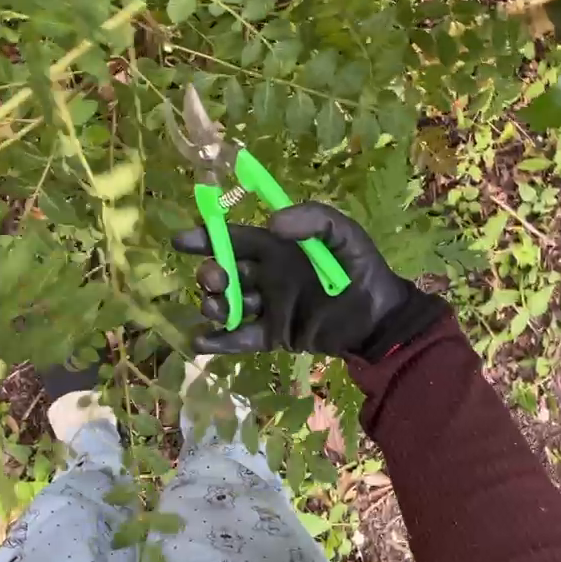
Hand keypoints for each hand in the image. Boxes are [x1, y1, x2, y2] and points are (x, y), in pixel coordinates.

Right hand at [172, 203, 445, 360]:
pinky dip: (219, 342)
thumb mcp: (344, 234)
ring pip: (229, 305)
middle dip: (212, 274)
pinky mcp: (275, 336)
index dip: (207, 237)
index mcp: (277, 248)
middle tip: (216, 280)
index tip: (180, 241)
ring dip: (215, 305)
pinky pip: (241, 339)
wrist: (380, 320)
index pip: (234, 239)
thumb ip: (313, 218)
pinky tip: (201, 343)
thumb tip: (271, 222)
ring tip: (220, 309)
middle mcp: (267, 275)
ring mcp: (269, 307)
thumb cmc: (361, 270)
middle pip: (226, 273)